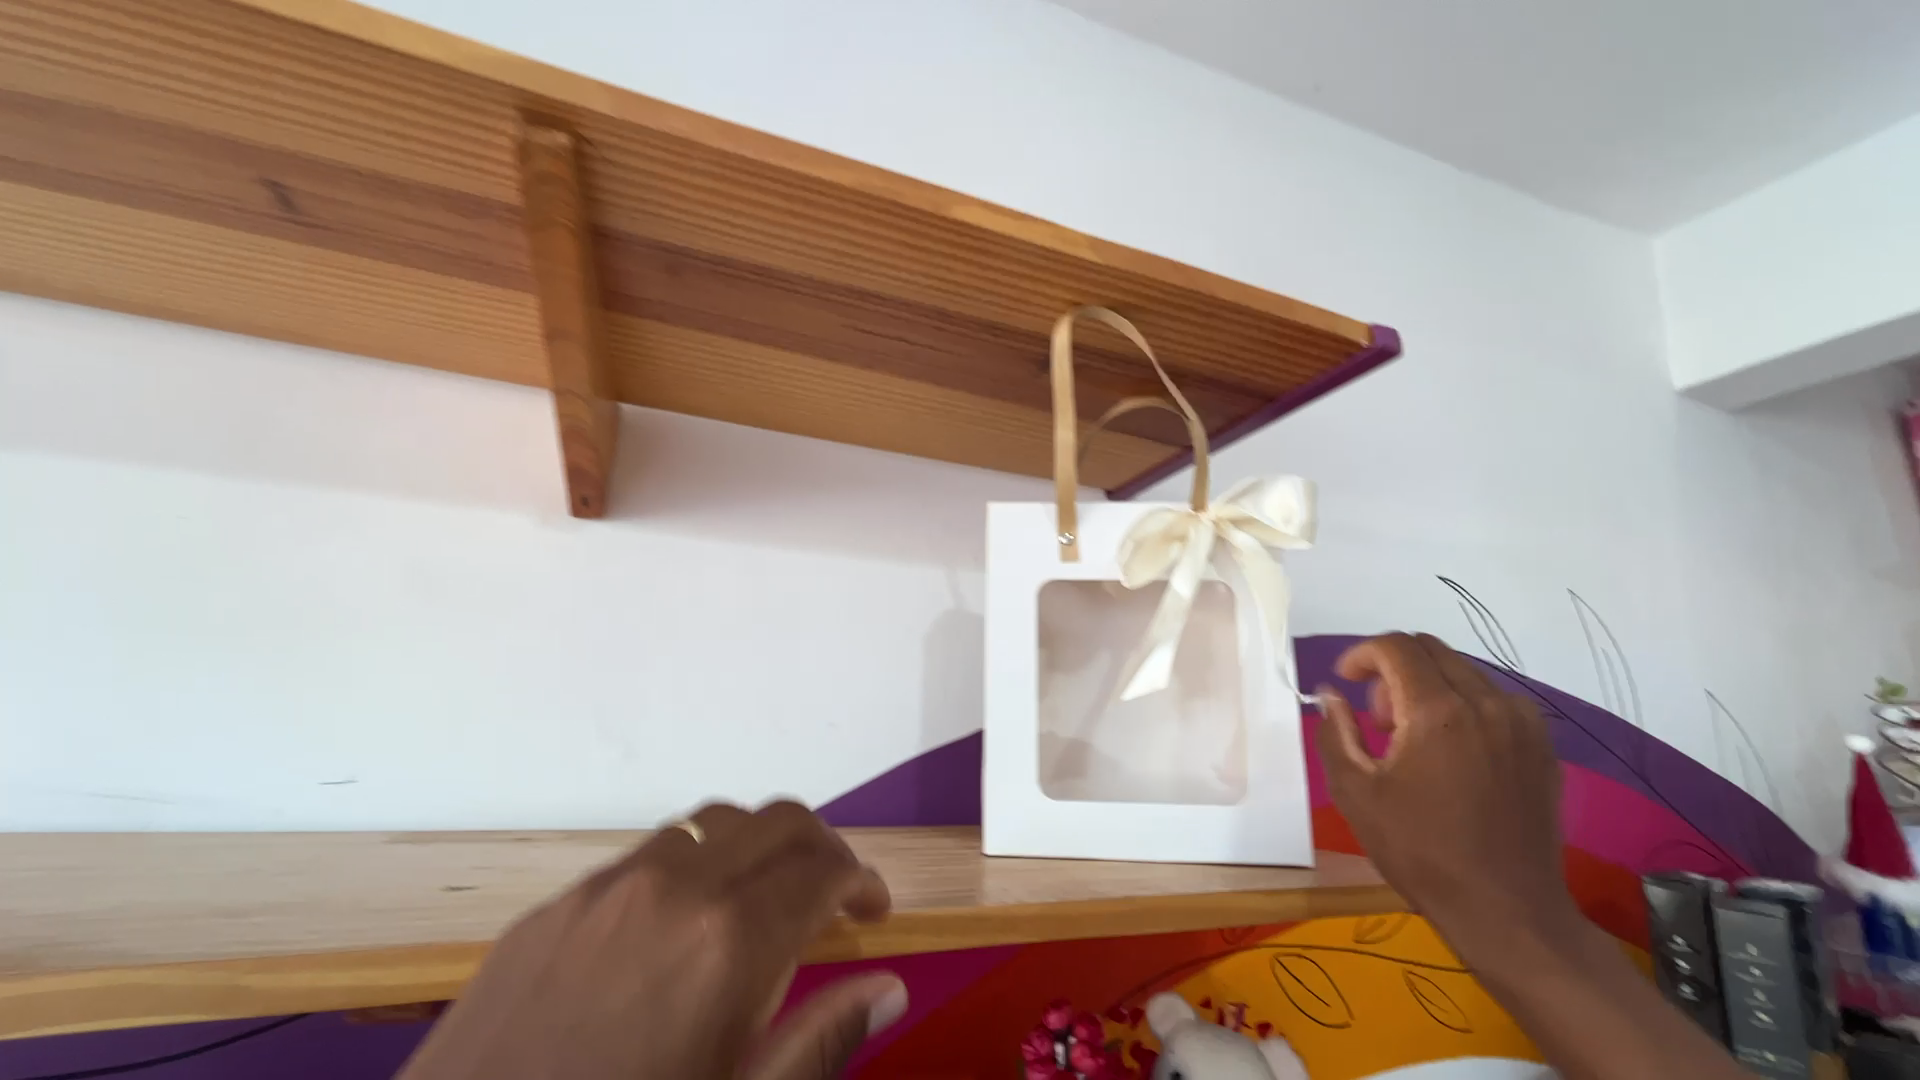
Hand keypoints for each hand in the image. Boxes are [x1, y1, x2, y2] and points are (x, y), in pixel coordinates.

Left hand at [400, 801, 908, 1079]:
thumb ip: (820, 1042)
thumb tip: (886, 987)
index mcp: (728, 940)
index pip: (822, 869)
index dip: (860, 881)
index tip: (871, 911)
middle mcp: (673, 887)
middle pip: (776, 821)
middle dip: (819, 846)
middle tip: (831, 895)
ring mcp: (606, 889)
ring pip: (711, 824)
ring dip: (755, 847)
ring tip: (760, 902)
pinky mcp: (554, 906)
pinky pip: (646, 856)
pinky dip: (691, 866)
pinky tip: (675, 931)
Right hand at [1314, 633, 1577, 953]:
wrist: (1506, 909)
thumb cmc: (1420, 850)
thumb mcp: (1356, 792)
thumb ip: (1336, 732)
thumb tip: (1330, 694)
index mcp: (1439, 711)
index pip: (1396, 647)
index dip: (1361, 654)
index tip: (1345, 681)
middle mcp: (1487, 704)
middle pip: (1432, 651)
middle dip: (1394, 669)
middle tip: (1378, 717)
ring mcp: (1523, 724)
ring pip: (1465, 672)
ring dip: (1429, 686)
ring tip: (1413, 738)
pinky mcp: (1542, 746)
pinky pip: (1495, 700)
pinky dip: (1463, 706)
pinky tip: (1452, 752)